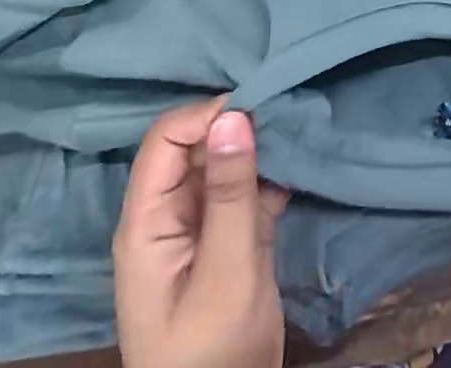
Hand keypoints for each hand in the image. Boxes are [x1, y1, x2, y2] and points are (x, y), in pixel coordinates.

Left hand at [114, 99, 290, 367]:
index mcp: (148, 220)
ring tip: (300, 127)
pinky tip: (302, 161)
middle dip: (239, 125)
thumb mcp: (225, 272)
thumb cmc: (212, 351)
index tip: (259, 107)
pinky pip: (248, 187)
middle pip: (197, 146)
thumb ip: (230, 194)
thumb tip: (233, 114)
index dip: (207, 116)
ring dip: (261, 146)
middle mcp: (170, 213)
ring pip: (226, 163)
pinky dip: (274, 172)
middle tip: (288, 112)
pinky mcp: (231, 235)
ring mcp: (202, 224)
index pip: (166, 140)